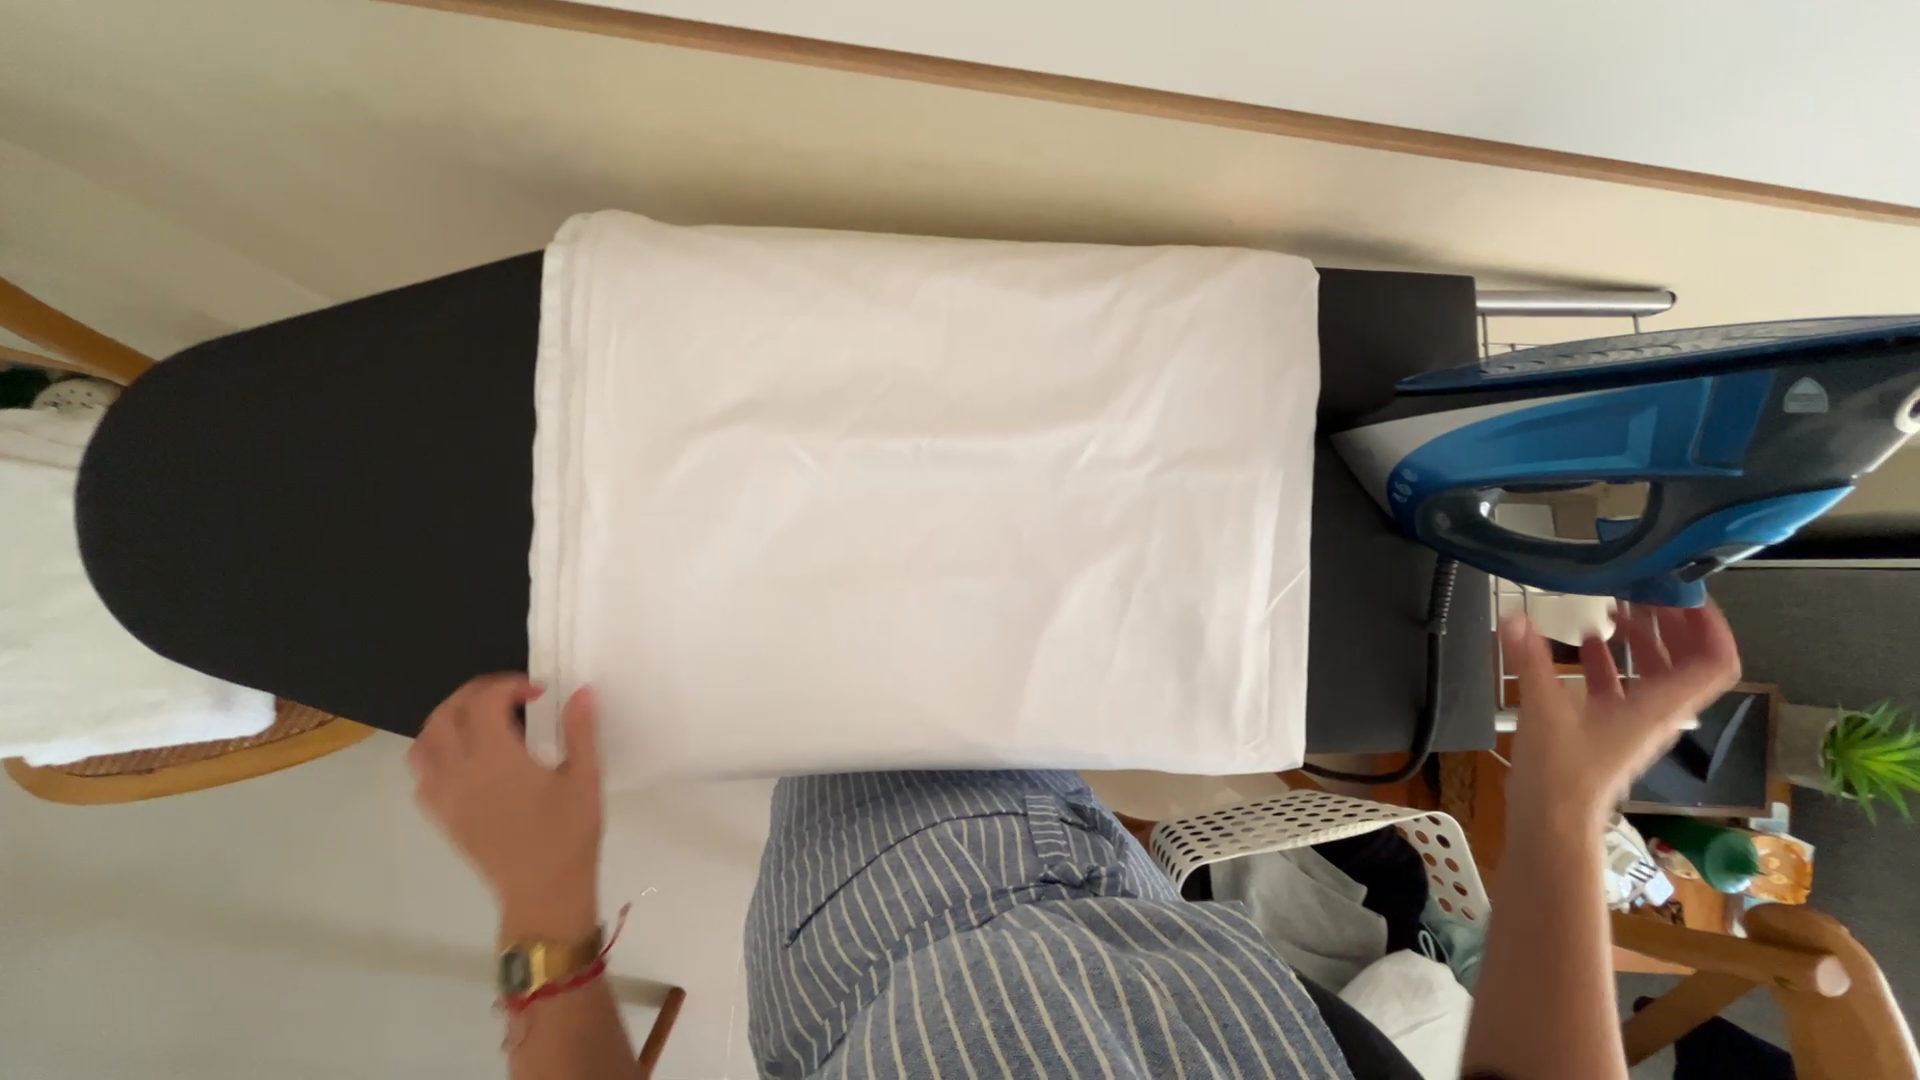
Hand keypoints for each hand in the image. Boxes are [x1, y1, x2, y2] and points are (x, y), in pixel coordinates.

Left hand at [407, 674, 603, 939]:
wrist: (543, 890)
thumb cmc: (569, 832)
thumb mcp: (586, 777)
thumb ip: (580, 730)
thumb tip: (580, 692)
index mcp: (496, 758)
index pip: (484, 701)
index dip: (508, 685)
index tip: (538, 691)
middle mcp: (460, 771)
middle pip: (445, 714)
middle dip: (475, 694)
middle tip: (509, 696)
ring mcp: (445, 796)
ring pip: (423, 743)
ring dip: (448, 720)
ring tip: (482, 722)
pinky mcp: (442, 817)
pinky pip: (423, 774)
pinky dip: (438, 754)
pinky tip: (469, 760)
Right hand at [1501, 602, 1740, 829]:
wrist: (1553, 819)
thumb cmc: (1561, 770)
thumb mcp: (1543, 709)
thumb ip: (1529, 660)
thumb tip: (1514, 617)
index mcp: (1659, 706)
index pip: (1714, 661)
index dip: (1709, 625)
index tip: (1680, 593)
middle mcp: (1657, 711)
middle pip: (1686, 661)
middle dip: (1669, 623)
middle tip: (1641, 589)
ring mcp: (1633, 720)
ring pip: (1654, 672)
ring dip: (1641, 639)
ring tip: (1613, 608)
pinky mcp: (1606, 727)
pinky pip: (1621, 686)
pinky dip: (1609, 660)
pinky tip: (1584, 642)